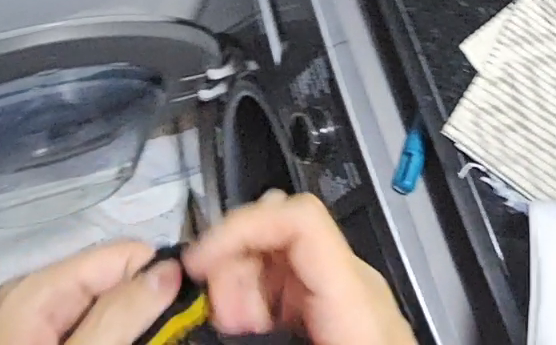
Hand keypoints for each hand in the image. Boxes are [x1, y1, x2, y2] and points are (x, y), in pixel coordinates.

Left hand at [0, 240, 183, 344]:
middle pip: (117, 284)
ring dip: (138, 335)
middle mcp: (39, 301)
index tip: (189, 316)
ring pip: (111, 316)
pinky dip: (116, 344)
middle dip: (150, 312)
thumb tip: (172, 269)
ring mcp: (39, 333)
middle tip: (179, 339)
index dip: (159, 280)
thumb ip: (120, 318)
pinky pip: (95, 337)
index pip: (123, 255)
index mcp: (39, 291)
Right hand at [183, 191, 415, 344]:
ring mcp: (343, 296)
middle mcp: (353, 285)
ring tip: (234, 328)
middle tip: (222, 320)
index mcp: (356, 301)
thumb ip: (263, 336)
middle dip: (236, 265)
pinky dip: (254, 302)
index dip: (244, 227)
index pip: (302, 222)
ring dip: (240, 286)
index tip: (200, 265)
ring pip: (277, 256)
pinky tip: (247, 331)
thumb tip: (219, 325)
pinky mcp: (331, 314)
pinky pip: (284, 285)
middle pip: (282, 231)